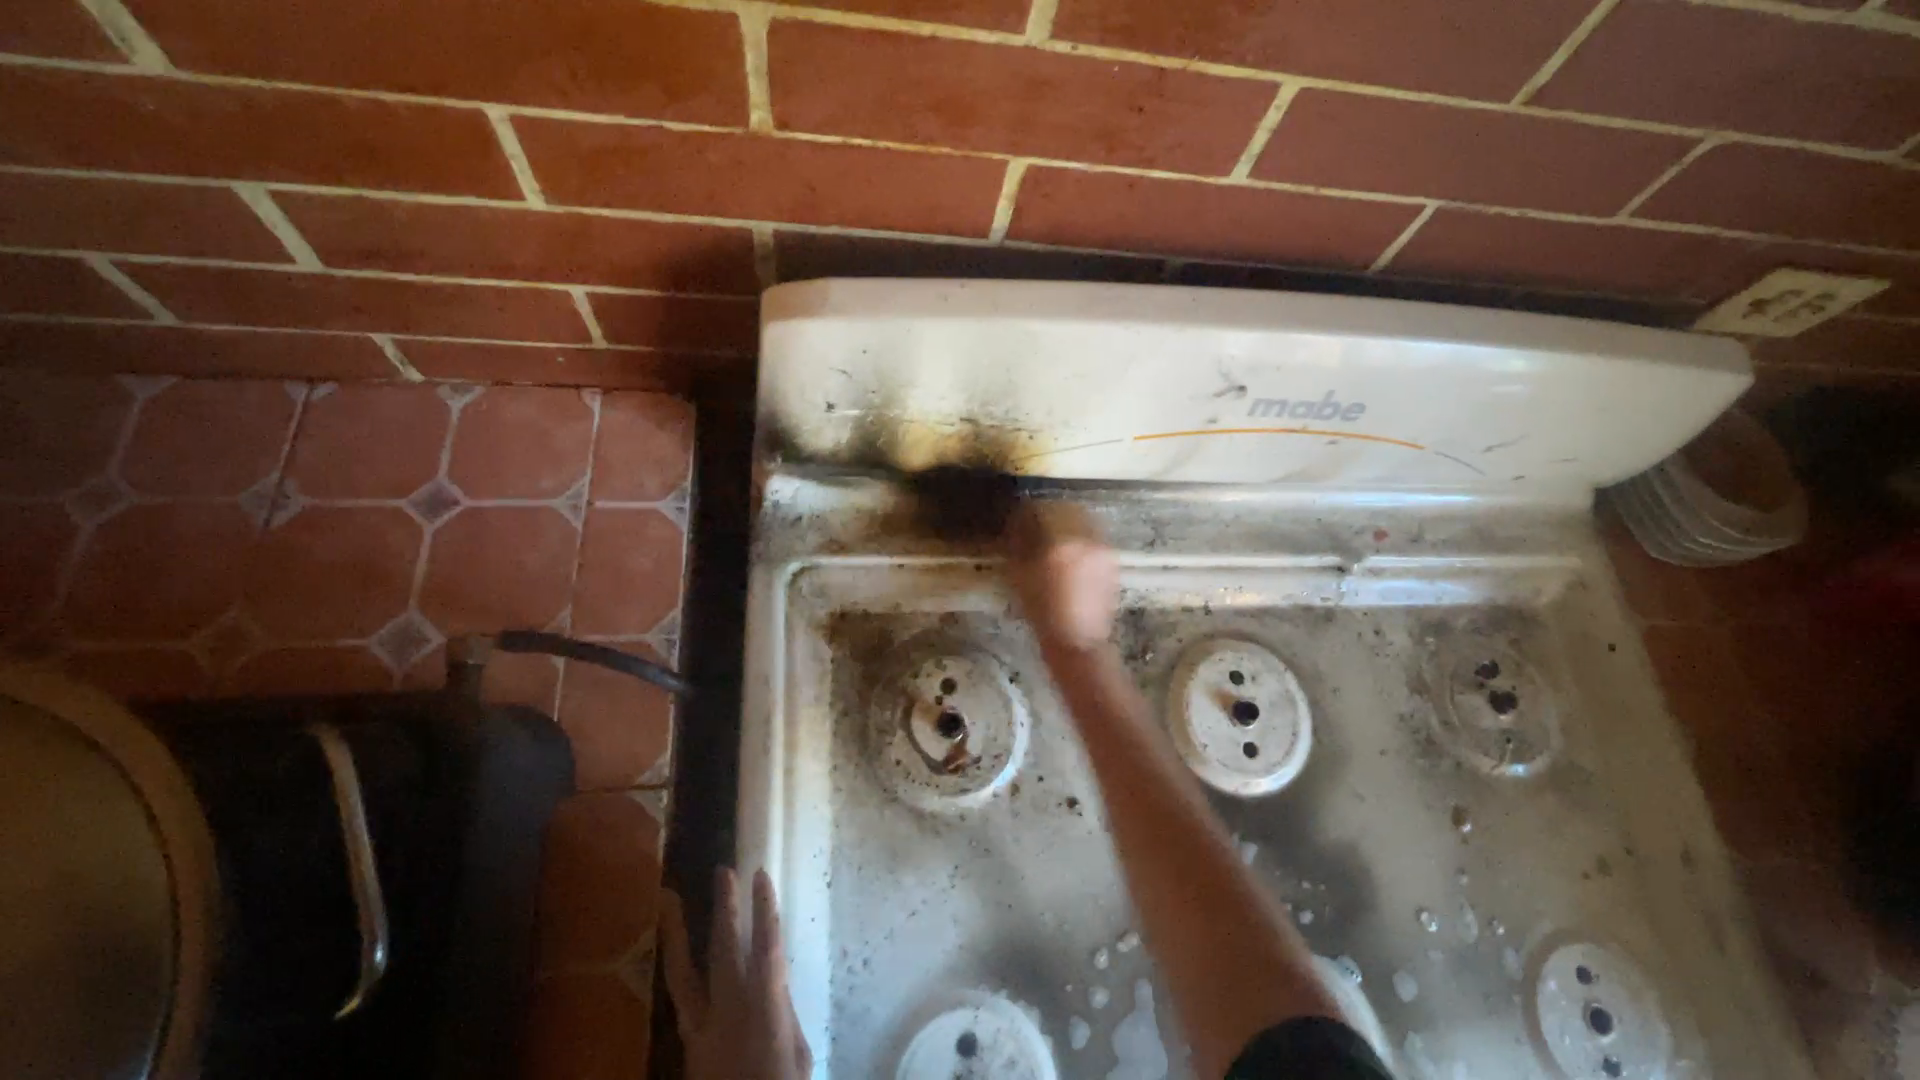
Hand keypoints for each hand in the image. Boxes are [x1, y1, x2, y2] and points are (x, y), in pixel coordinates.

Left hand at [661, 868, 813, 1079]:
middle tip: (722, 871)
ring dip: (677, 933)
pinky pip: (679, 997)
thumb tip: (777, 989)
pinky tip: (673, 952)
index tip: (760, 876)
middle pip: (723, 950)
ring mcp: (702, 1027)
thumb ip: (786, 1018)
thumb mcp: (797, 1056)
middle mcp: (729, 1011)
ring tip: (668, 900)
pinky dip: (675, 967)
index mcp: (764, 1010)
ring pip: (684, 972)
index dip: (764, 910)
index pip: (766, 949)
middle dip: (724, 908)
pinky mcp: (688, 1043)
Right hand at [1005, 501, 1119, 650]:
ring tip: (1053, 535)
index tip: (1018, 516)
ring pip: (1083, 519)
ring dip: (1067, 520)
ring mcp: (1102, 548)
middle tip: (1036, 522)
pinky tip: (1069, 550)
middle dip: (1050, 512)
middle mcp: (1085, 539)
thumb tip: (1018, 522)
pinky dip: (1080, 535)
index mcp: (1060, 543)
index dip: (1027, 510)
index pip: (1042, 509)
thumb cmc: (1041, 611)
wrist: (1077, 640)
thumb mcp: (1019, 576)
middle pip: (1067, 508)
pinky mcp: (1111, 559)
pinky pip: (1093, 535)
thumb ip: (1018, 543)